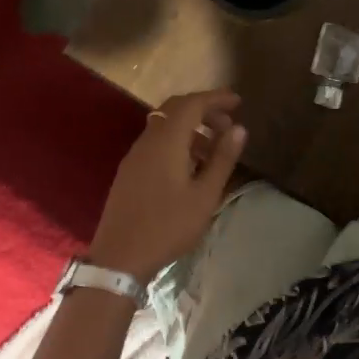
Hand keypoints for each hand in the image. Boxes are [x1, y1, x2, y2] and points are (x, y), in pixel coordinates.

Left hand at [90, 90, 247, 281]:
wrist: (119, 260)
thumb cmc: (168, 226)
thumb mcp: (205, 195)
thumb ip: (222, 158)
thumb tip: (239, 128)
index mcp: (167, 141)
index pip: (192, 104)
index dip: (216, 98)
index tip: (238, 102)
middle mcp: (148, 140)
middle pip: (175, 108)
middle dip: (203, 109)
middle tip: (227, 123)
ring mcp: (135, 156)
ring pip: (164, 125)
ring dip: (190, 126)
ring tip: (213, 147)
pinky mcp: (129, 171)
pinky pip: (156, 142)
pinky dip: (176, 140)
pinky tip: (190, 165)